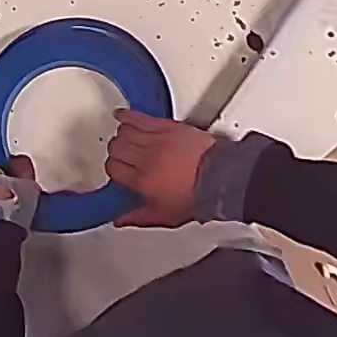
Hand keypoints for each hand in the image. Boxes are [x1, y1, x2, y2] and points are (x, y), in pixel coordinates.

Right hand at [106, 110, 219, 226]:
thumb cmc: (198, 196)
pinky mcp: (166, 127)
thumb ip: (138, 217)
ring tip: (126, 139)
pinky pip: (139, 117)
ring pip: (124, 132)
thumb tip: (120, 221)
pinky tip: (122, 116)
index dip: (114, 169)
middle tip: (123, 156)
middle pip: (116, 148)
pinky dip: (127, 115)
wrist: (222, 178)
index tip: (119, 170)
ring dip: (122, 136)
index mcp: (143, 181)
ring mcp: (155, 140)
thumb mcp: (165, 216)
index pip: (113, 168)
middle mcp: (146, 158)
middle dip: (117, 152)